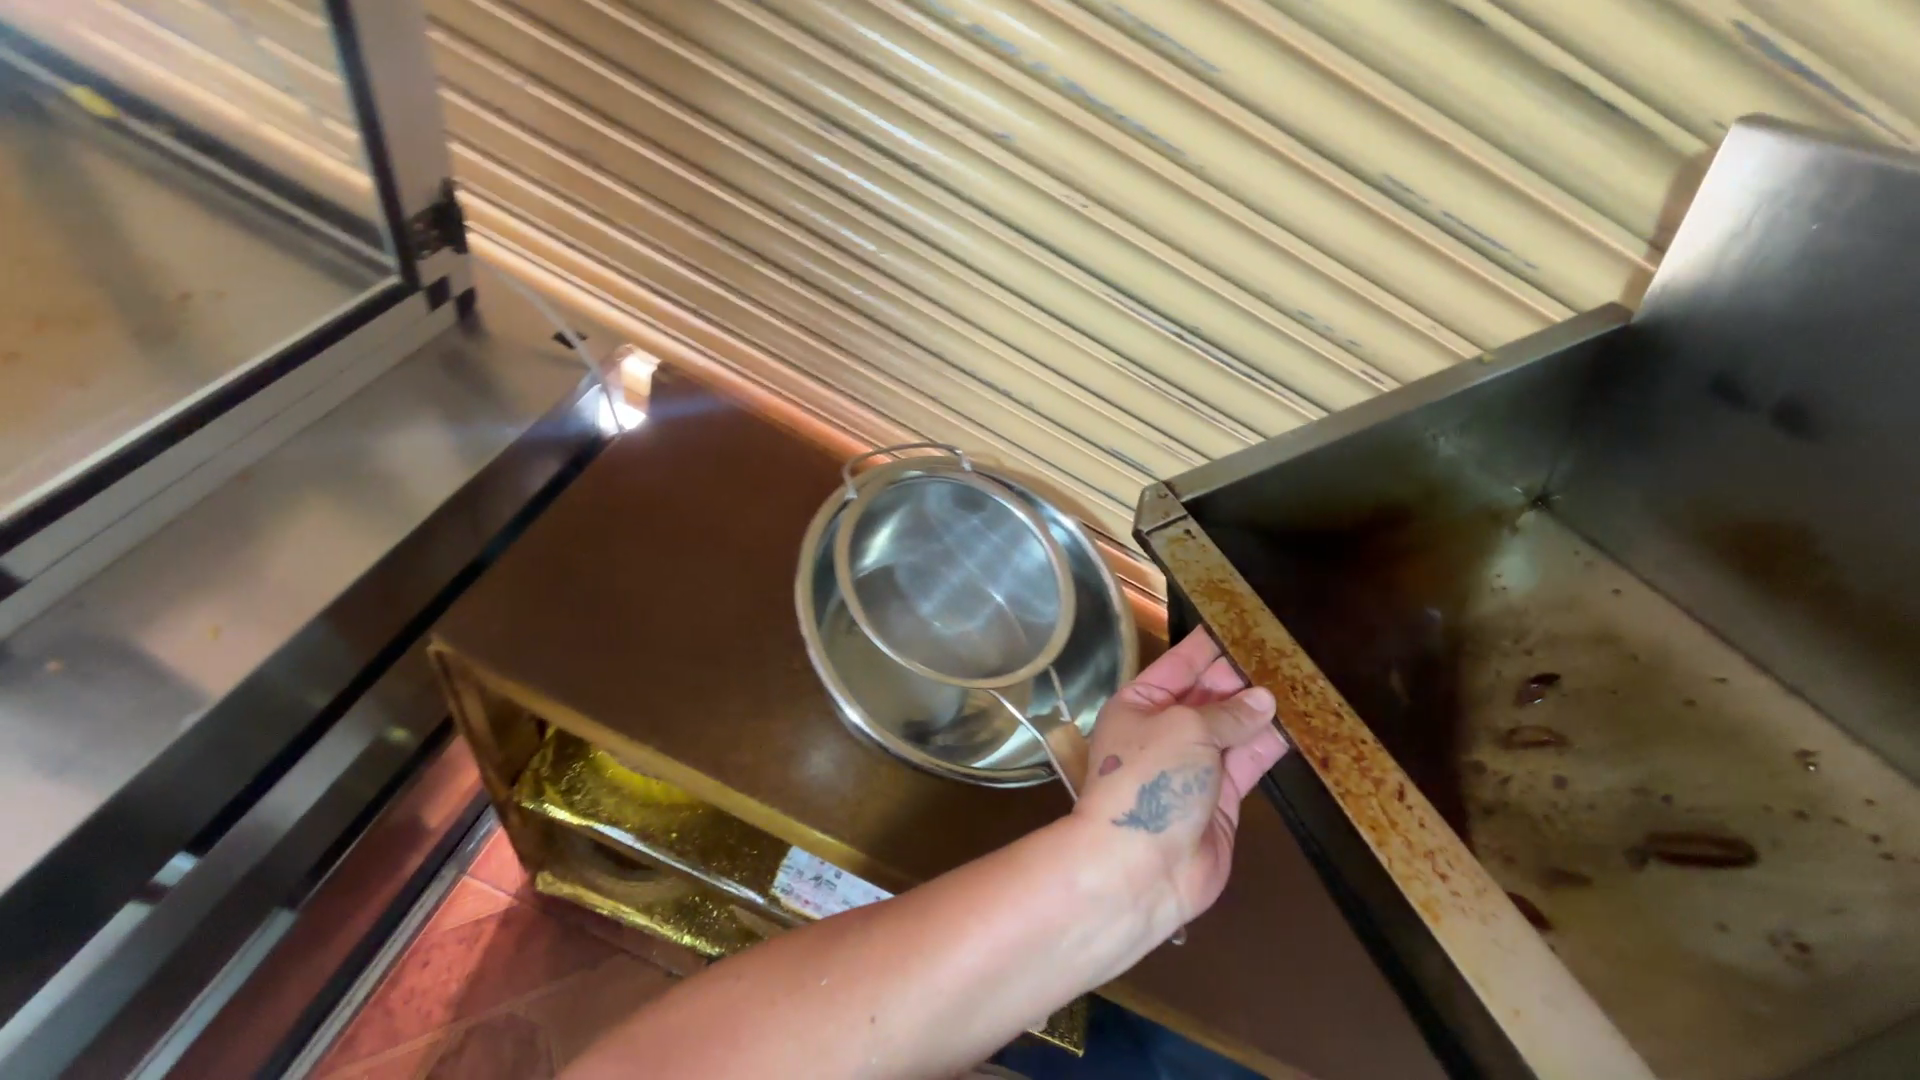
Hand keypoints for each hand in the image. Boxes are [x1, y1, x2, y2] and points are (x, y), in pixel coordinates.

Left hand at [1071, 628, 1287, 937]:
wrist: (1139, 867)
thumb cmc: (1149, 780)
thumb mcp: (1184, 729)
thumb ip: (1227, 713)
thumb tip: (1263, 699)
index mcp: (1138, 705)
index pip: (1178, 665)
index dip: (1208, 646)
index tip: (1242, 623)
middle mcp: (1164, 731)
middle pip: (1207, 695)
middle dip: (1240, 676)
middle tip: (1284, 652)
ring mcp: (1192, 767)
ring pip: (1231, 729)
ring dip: (1259, 710)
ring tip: (1300, 682)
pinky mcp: (1220, 800)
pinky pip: (1247, 762)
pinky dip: (1268, 745)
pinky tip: (1297, 725)